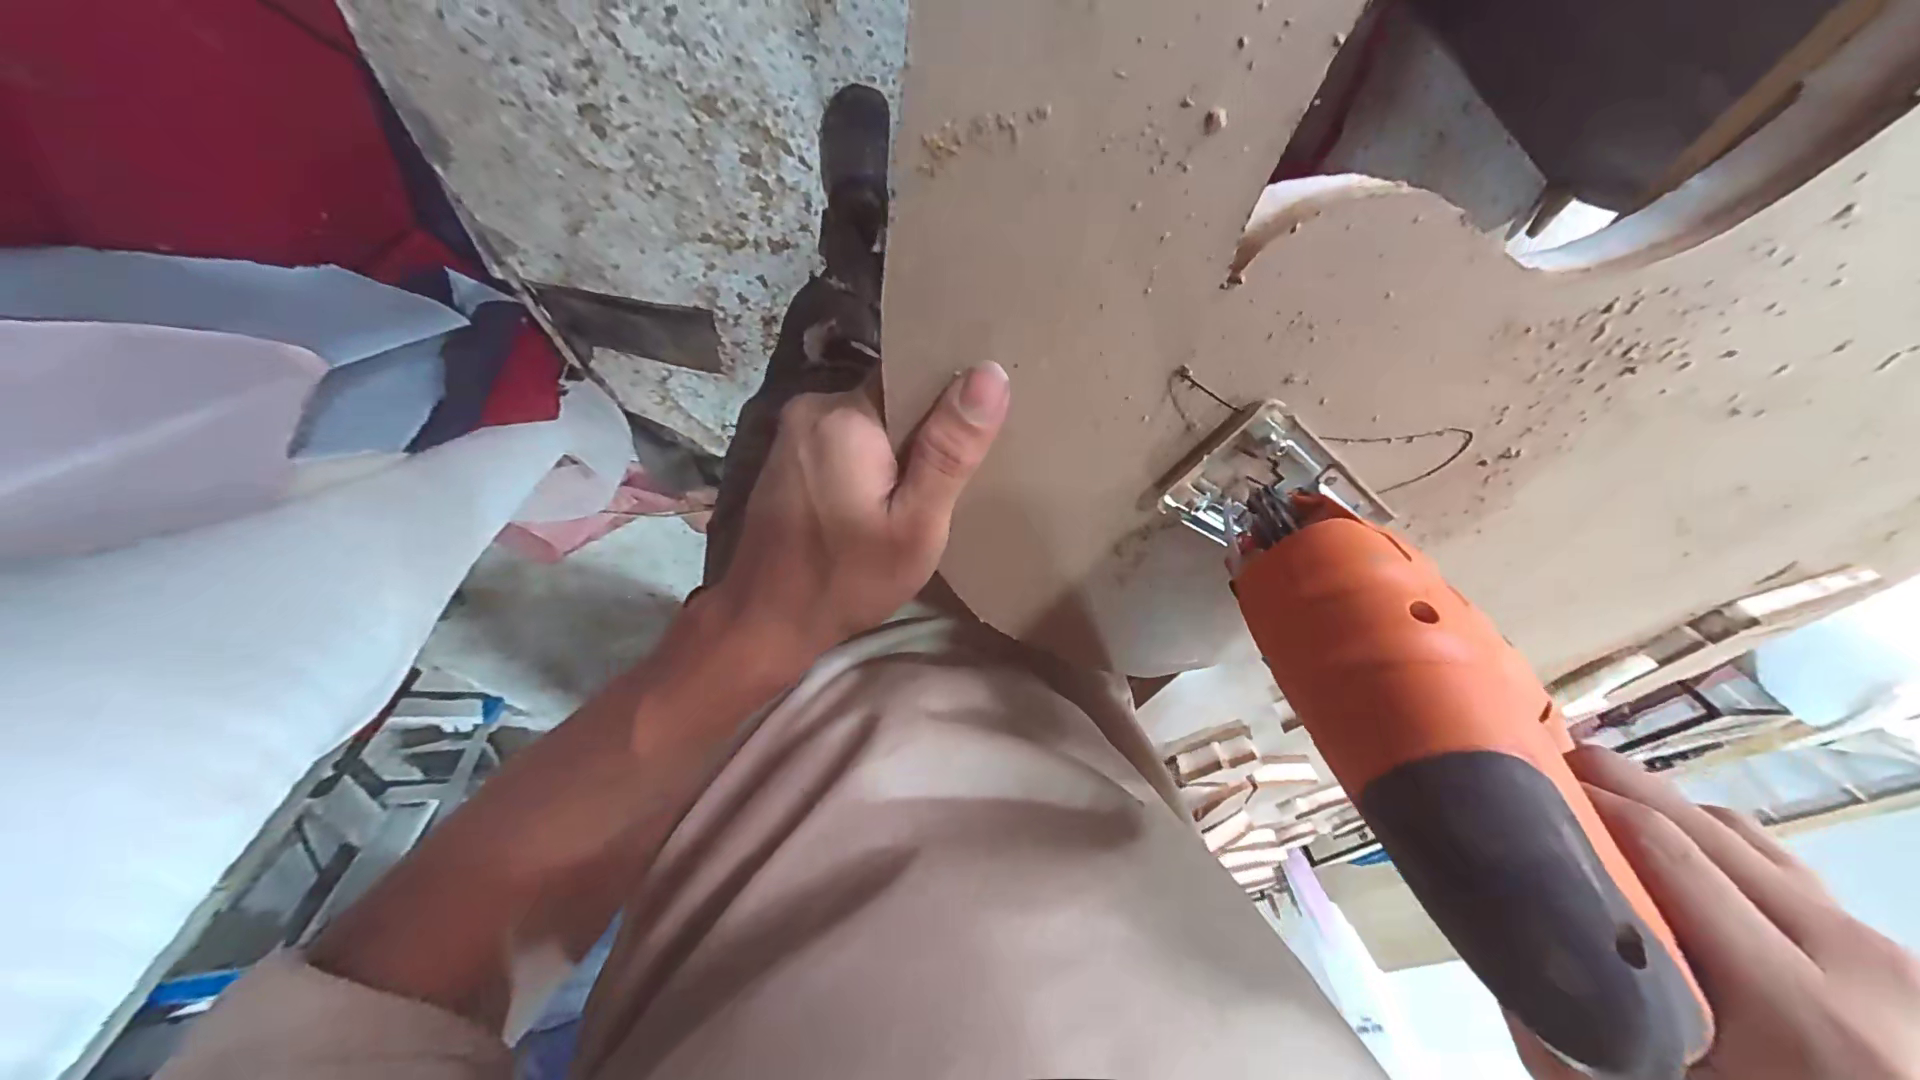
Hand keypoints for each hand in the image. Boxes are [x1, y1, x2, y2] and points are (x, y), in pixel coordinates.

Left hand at [695, 362, 1009, 661]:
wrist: (765, 620)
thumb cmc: (847, 579)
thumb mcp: (915, 525)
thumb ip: (950, 450)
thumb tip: (991, 372)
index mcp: (845, 414)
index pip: (913, 373)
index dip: (949, 400)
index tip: (972, 435)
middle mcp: (812, 407)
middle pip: (891, 397)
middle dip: (924, 430)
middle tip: (951, 474)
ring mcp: (793, 431)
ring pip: (869, 419)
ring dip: (897, 448)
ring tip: (921, 489)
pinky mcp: (788, 455)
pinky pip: (845, 439)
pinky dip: (870, 459)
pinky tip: (880, 496)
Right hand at [1511, 746, 1919, 1078]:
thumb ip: (1554, 1013)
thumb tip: (1486, 920)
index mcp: (1800, 1007)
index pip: (1665, 850)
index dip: (1585, 797)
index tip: (1517, 775)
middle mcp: (1854, 961)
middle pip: (1701, 824)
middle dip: (1609, 781)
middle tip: (1535, 765)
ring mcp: (1880, 951)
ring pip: (1736, 832)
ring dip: (1652, 806)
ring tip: (1588, 804)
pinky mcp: (1883, 949)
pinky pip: (1771, 858)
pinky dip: (1701, 836)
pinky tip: (1658, 850)